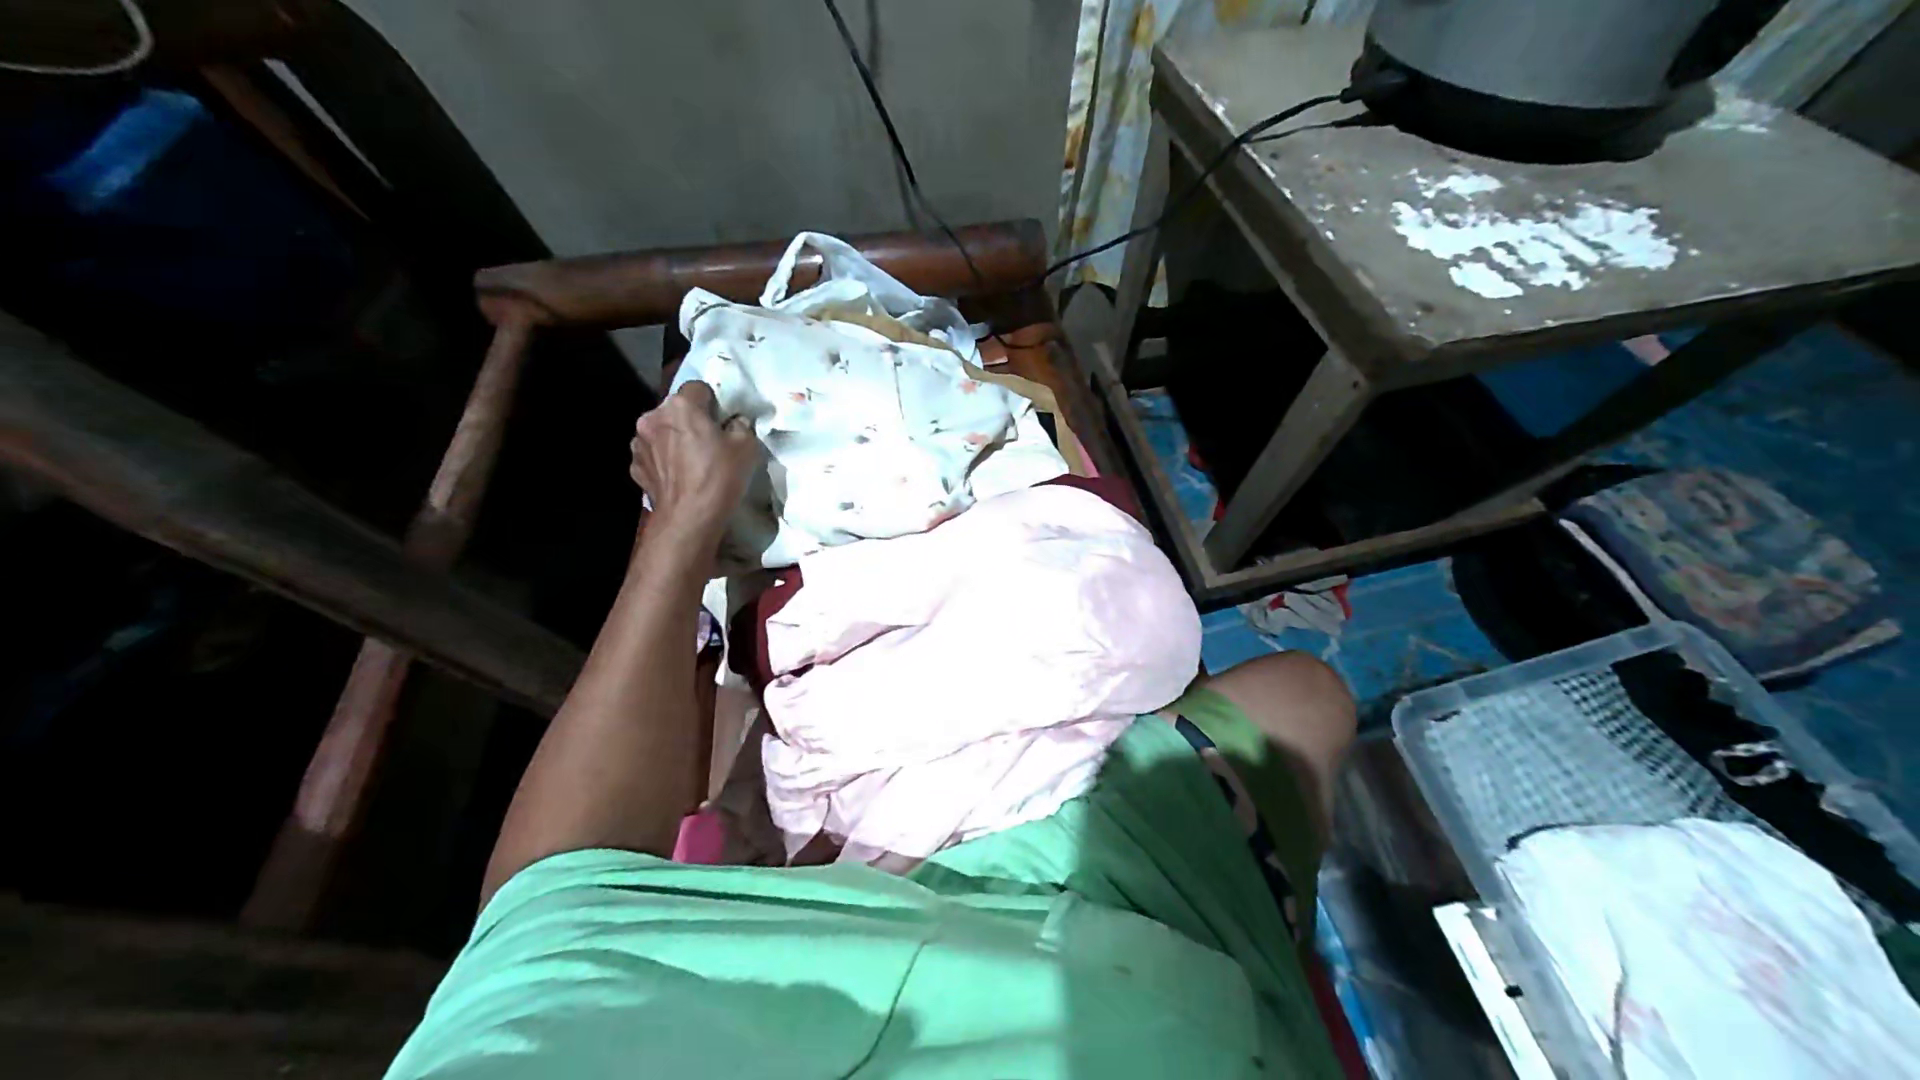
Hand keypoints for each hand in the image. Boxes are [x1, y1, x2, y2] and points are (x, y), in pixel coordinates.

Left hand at [629, 381, 757, 550]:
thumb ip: (740, 425)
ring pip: (661, 431)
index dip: (713, 402)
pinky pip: (653, 454)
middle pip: (676, 409)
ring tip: (691, 461)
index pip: (698, 387)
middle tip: (709, 442)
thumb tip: (733, 423)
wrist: (689, 518)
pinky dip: (663, 460)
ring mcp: (639, 443)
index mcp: (681, 406)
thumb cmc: (720, 477)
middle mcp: (653, 417)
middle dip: (690, 420)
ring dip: (674, 439)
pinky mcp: (635, 466)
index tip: (722, 421)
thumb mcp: (747, 446)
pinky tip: (677, 476)